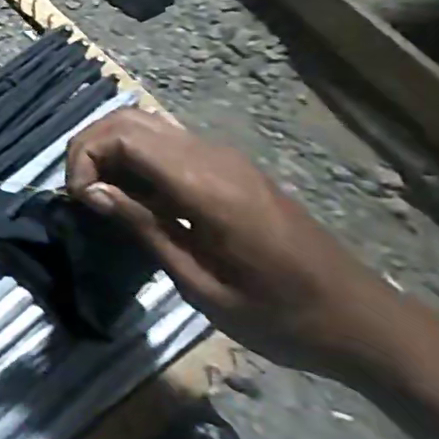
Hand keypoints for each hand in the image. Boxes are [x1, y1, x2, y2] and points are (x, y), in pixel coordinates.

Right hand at [66, 110, 412, 375]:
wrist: (360, 320)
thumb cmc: (279, 316)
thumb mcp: (201, 285)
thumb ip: (143, 228)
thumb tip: (90, 192)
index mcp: (206, 186)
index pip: (124, 136)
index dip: (86, 157)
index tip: (78, 200)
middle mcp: (212, 157)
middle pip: (129, 119)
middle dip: (90, 147)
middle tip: (80, 194)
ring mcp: (223, 158)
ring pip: (146, 125)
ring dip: (111, 150)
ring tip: (101, 196)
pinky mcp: (228, 167)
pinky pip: (166, 144)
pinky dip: (135, 159)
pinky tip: (135, 199)